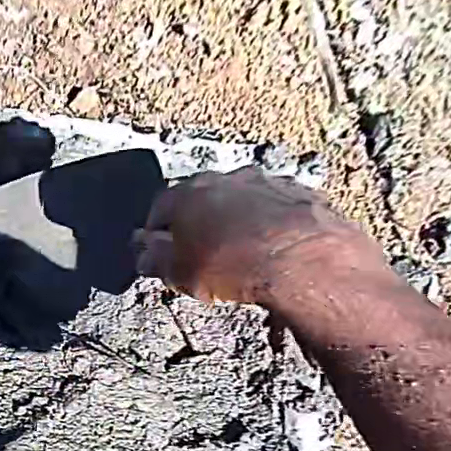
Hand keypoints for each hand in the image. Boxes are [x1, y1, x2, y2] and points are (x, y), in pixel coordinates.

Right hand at [133, 166, 383, 306]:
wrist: (306, 262)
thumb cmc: (231, 267)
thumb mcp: (180, 273)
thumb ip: (156, 259)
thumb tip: (143, 251)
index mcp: (189, 193)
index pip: (159, 206)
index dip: (154, 231)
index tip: (156, 250)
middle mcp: (226, 177)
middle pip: (200, 198)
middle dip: (194, 221)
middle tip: (194, 251)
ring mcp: (267, 181)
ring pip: (238, 199)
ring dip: (231, 219)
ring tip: (234, 252)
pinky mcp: (302, 192)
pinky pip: (273, 206)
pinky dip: (265, 222)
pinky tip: (267, 247)